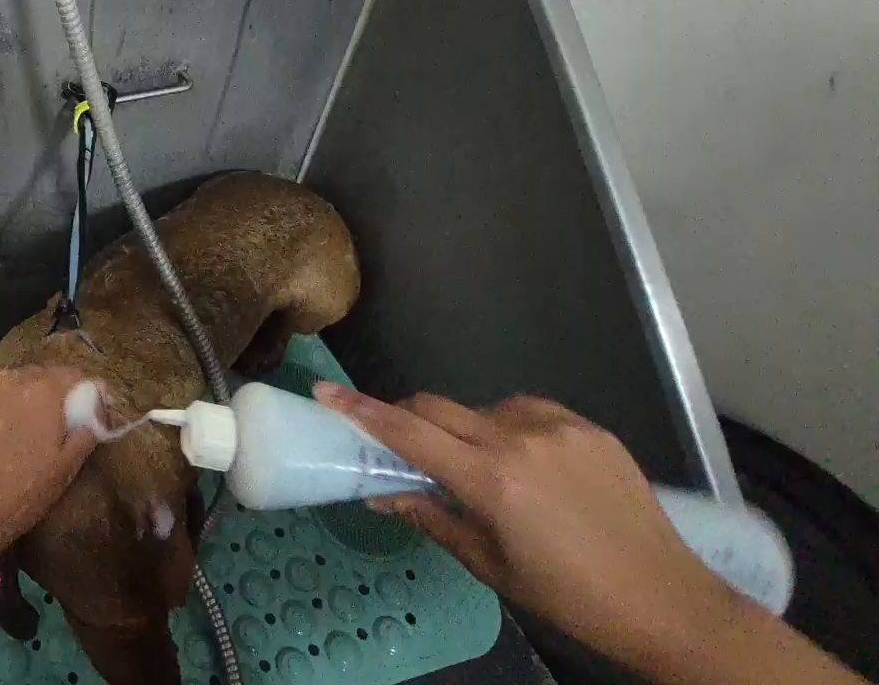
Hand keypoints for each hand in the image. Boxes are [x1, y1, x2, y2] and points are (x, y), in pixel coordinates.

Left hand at [0, 366, 96, 555]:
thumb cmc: (20, 493)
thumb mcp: (65, 470)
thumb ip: (85, 435)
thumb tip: (93, 416)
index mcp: (43, 391)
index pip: (73, 375)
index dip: (86, 390)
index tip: (91, 409)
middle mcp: (11, 379)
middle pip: (40, 376)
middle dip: (53, 393)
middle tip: (56, 422)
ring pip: (11, 384)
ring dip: (22, 398)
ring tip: (22, 428)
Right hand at [313, 383, 746, 668]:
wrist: (674, 607)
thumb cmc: (570, 597)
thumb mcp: (489, 564)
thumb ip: (429, 517)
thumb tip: (379, 493)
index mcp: (491, 480)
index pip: (406, 432)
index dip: (359, 410)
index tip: (324, 393)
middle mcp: (518, 442)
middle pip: (434, 407)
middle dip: (407, 417)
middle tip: (402, 443)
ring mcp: (557, 430)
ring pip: (478, 408)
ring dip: (463, 428)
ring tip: (484, 466)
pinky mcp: (588, 428)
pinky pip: (524, 411)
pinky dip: (507, 426)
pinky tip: (525, 458)